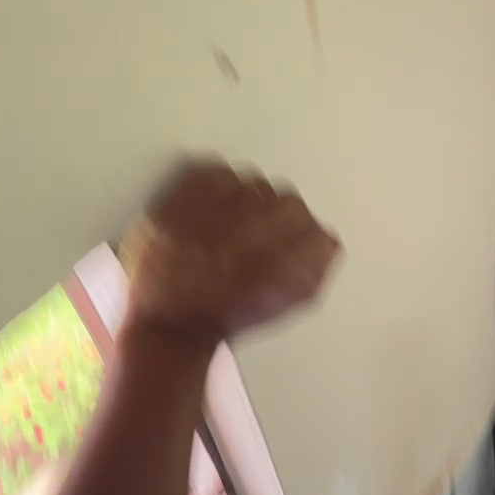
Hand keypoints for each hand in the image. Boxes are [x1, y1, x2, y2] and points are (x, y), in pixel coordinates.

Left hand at [124, 159, 341, 344]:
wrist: (167, 323)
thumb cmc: (226, 315)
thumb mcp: (283, 305)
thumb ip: (315, 271)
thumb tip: (327, 239)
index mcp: (278, 275)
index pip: (318, 234)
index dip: (306, 238)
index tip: (293, 245)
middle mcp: (248, 244)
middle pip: (290, 204)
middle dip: (280, 217)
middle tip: (262, 232)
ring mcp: (210, 220)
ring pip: (256, 184)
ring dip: (252, 199)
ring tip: (235, 221)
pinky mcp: (178, 201)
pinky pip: (216, 170)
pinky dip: (221, 183)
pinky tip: (215, 207)